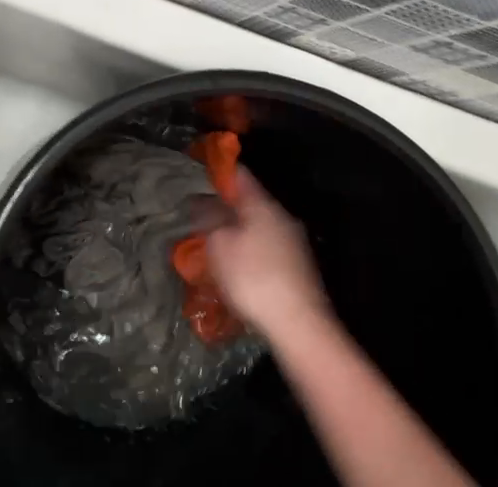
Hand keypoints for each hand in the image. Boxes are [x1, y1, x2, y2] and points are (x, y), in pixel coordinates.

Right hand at [206, 170, 330, 333]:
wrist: (300, 325)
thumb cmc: (253, 278)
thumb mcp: (218, 245)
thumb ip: (208, 218)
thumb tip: (201, 201)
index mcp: (263, 205)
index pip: (239, 174)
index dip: (217, 171)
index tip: (197, 176)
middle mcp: (282, 216)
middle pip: (249, 201)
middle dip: (225, 206)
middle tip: (200, 216)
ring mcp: (293, 242)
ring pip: (258, 225)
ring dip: (237, 230)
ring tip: (214, 244)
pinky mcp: (297, 266)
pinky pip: (266, 246)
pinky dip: (249, 249)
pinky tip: (236, 267)